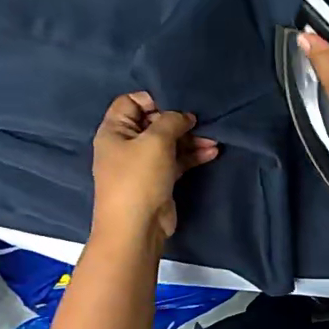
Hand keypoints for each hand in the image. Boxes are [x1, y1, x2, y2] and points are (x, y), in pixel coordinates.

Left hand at [91, 91, 218, 240]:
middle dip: (178, 121)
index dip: (154, 98)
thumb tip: (184, 116)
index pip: (131, 102)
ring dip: (191, 139)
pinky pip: (176, 161)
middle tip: (201, 120)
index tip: (179, 102)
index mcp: (114, 131)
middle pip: (154, 122)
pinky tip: (212, 151)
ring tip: (214, 138)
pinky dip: (193, 155)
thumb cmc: (139, 178)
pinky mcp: (158, 180)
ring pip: (169, 143)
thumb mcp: (155, 141)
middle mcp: (126, 145)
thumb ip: (171, 120)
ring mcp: (142, 164)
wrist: (137, 229)